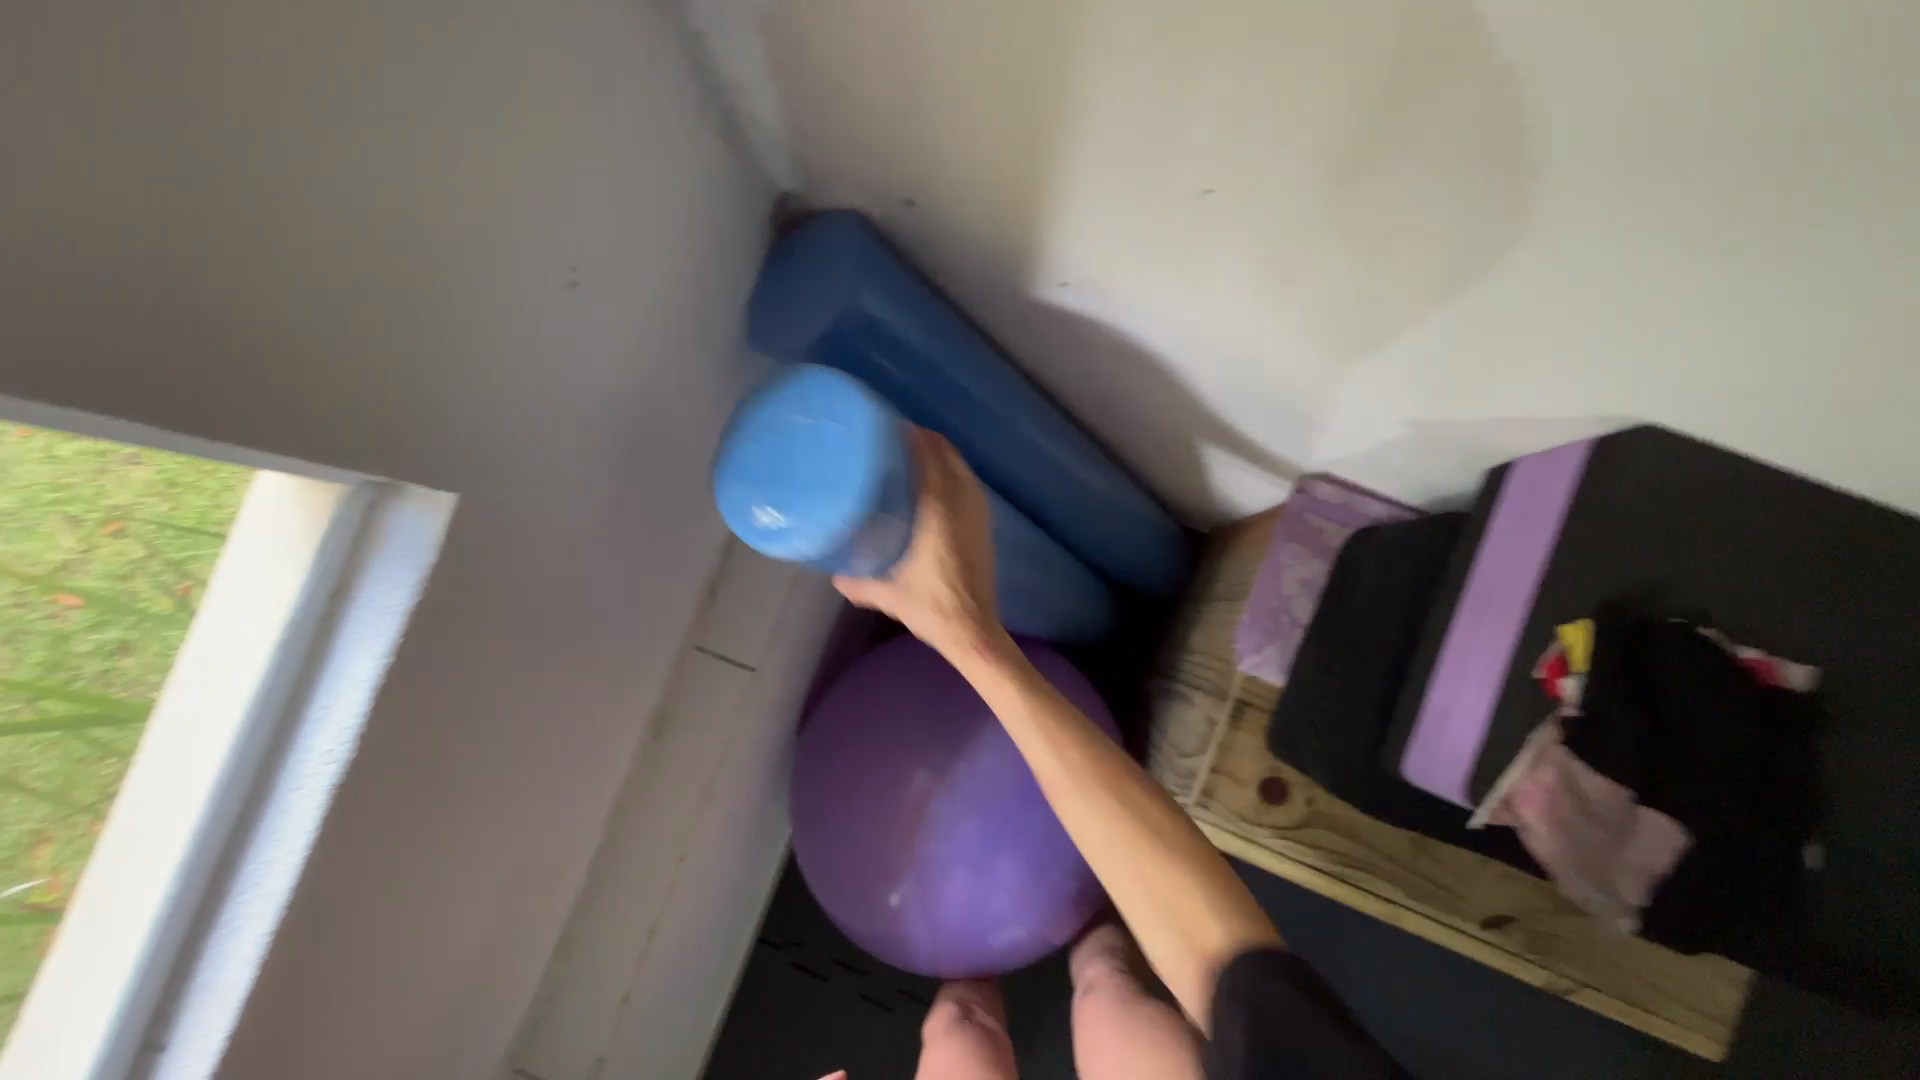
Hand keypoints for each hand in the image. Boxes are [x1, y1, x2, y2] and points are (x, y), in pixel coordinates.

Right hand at [834, 428, 1005, 660]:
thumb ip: (860, 585)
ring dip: (945, 458)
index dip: (916, 439)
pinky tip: (941, 486)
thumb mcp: (889, 596)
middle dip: (930, 443)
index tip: (894, 427)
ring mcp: (979, 518)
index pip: (931, 461)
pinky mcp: (985, 530)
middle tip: (902, 438)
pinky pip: (971, 489)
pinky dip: (956, 477)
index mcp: (939, 514)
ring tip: (920, 455)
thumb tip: (835, 577)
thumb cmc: (932, 608)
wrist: (974, 630)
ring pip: (963, 473)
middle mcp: (963, 508)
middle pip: (950, 459)